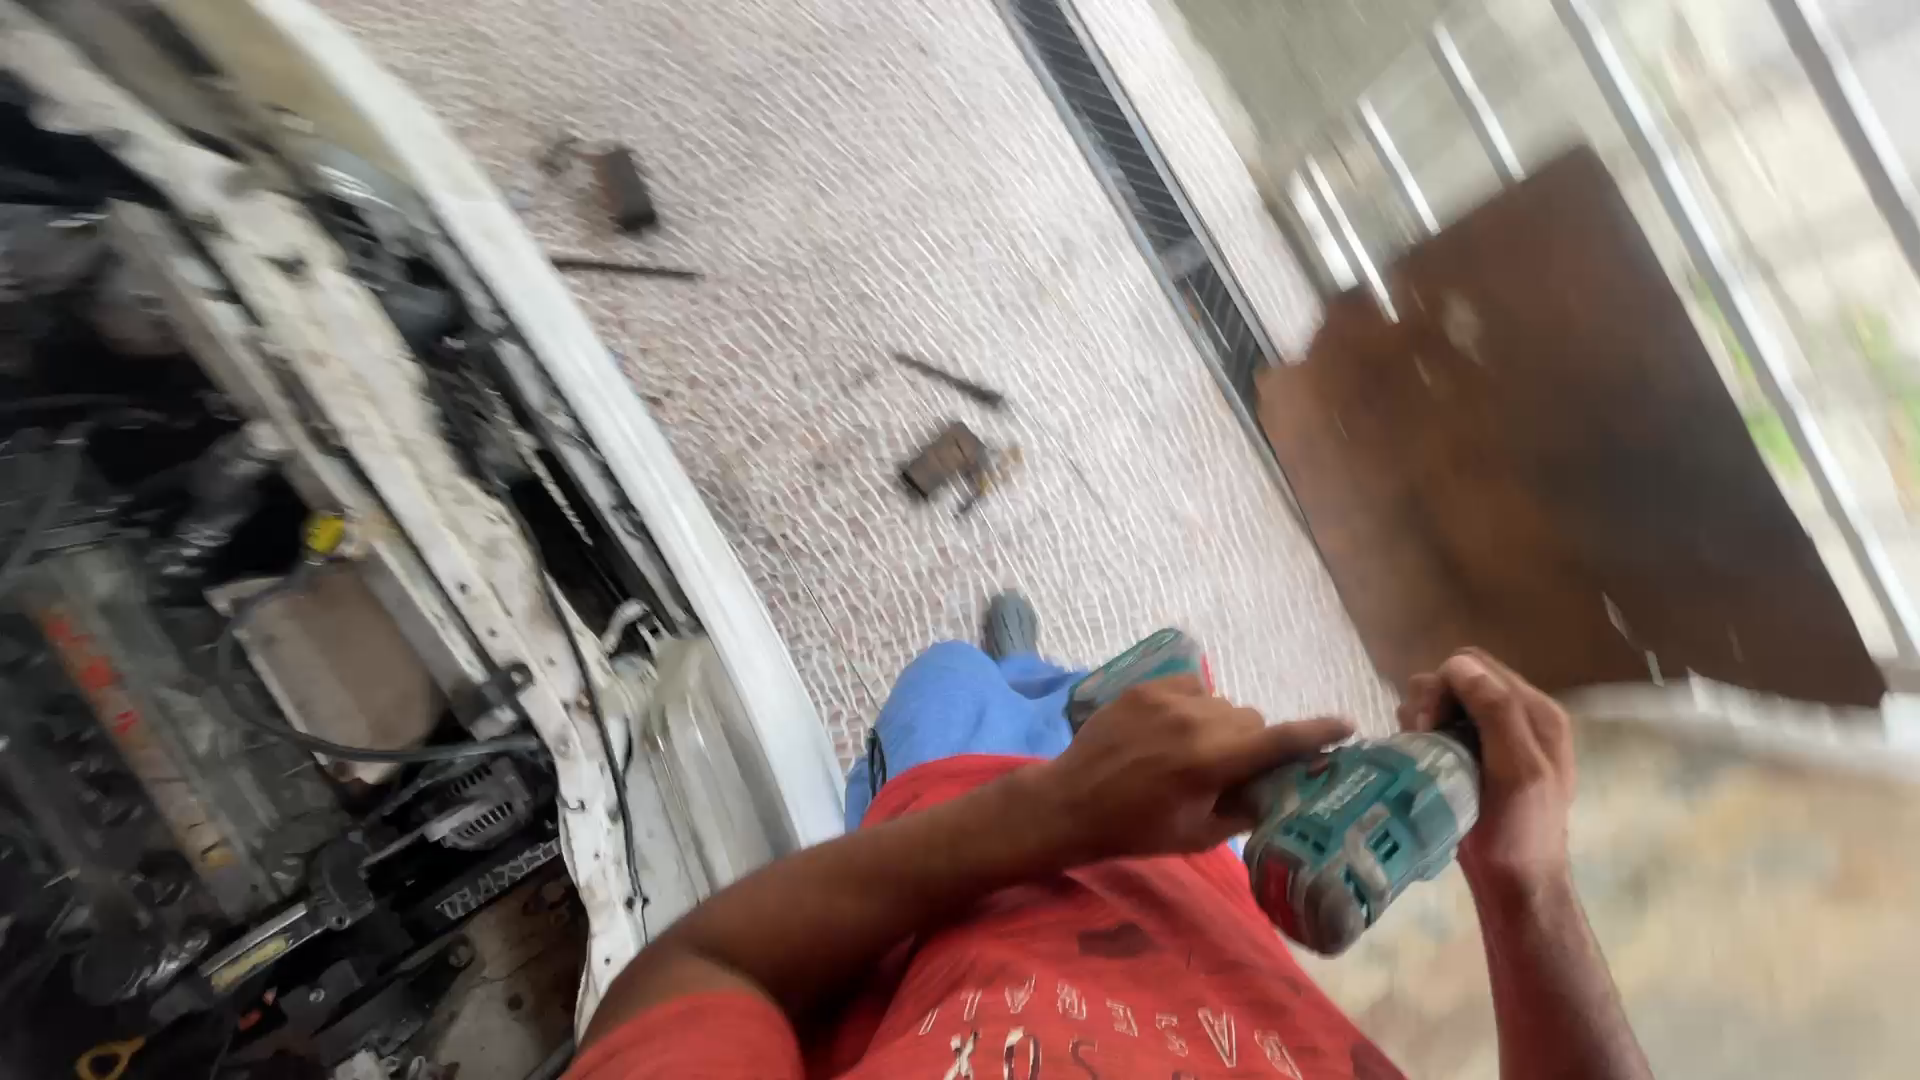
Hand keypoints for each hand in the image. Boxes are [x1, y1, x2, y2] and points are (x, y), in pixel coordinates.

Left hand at [1031, 675, 1351, 864]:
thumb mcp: (1198, 833)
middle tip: (1234, 768)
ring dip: (1223, 724)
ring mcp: (1165, 699)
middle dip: (1254, 743)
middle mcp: (1193, 721)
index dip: (1316, 732)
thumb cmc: (1136, 828)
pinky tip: (1175, 728)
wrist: (1072, 800)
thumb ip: (1246, 809)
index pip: (1278, 740)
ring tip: (1197, 750)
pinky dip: (1195, 706)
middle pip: (1251, 720)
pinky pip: (1191, 688)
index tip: (1345, 726)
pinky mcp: (1144, 687)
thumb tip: (1281, 790)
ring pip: (1222, 703)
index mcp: (1210, 762)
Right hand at [1400, 649, 1575, 896]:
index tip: (1433, 723)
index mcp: (1536, 712)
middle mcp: (1512, 714)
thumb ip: (1497, 714)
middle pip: (1452, 676)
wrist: (1514, 880)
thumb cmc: (1520, 829)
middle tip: (1422, 736)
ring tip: (1422, 752)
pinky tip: (1421, 758)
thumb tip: (1460, 665)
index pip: (1473, 664)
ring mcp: (1487, 732)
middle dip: (1429, 700)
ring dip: (1420, 717)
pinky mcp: (1464, 750)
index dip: (1445, 684)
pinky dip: (1418, 732)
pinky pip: (1431, 721)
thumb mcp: (1518, 770)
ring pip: (1436, 698)